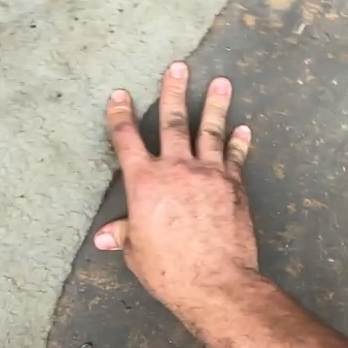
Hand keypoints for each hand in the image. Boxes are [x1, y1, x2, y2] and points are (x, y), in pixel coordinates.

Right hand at [95, 61, 260, 318]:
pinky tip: (242, 128)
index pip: (126, 139)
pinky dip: (238, 141)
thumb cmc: (169, 269)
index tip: (119, 95)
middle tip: (178, 67)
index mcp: (144, 183)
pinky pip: (234, 156)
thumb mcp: (136, 251)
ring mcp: (208, 174)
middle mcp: (175, 169)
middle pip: (172, 121)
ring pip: (210, 130)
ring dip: (215, 104)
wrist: (215, 281)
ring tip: (221, 82)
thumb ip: (123, 234)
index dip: (120, 115)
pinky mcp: (233, 185)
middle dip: (173, 91)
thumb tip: (104, 237)